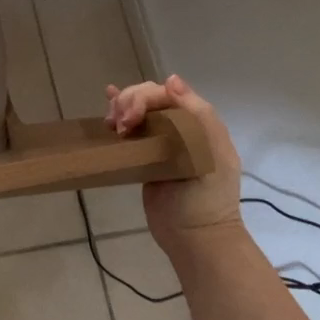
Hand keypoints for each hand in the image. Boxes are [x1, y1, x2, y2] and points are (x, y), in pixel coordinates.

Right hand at [105, 74, 243, 246]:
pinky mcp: (146, 156)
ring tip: (111, 123)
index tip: (129, 119)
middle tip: (119, 126)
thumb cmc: (207, 196)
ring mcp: (162, 141)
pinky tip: (107, 98)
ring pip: (137, 108)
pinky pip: (133, 126)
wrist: (196, 239)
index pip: (166, 94)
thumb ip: (198, 114)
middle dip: (129, 102)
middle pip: (149, 98)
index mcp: (199, 123)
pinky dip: (121, 110)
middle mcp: (181, 127)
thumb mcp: (213, 153)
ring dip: (121, 107)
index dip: (143, 98)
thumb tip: (171, 80)